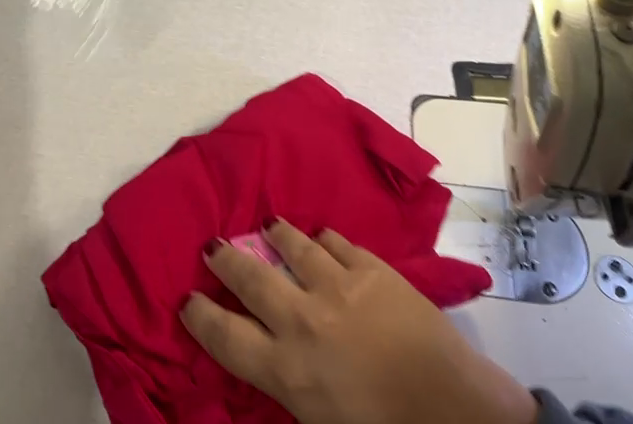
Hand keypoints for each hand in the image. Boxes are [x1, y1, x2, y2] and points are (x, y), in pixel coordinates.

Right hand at [182, 220, 534, 423]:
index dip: (200, 315)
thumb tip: (266, 357)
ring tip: (268, 226)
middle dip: (226, 261)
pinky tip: (320, 236)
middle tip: (214, 247)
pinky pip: (338, 243)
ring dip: (276, 235)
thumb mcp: (314, 418)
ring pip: (294, 247)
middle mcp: (301, 319)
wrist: (445, 404)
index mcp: (284, 367)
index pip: (224, 335)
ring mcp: (337, 287)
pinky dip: (324, 239)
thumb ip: (283, 381)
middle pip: (250, 279)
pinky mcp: (371, 269)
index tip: (187, 300)